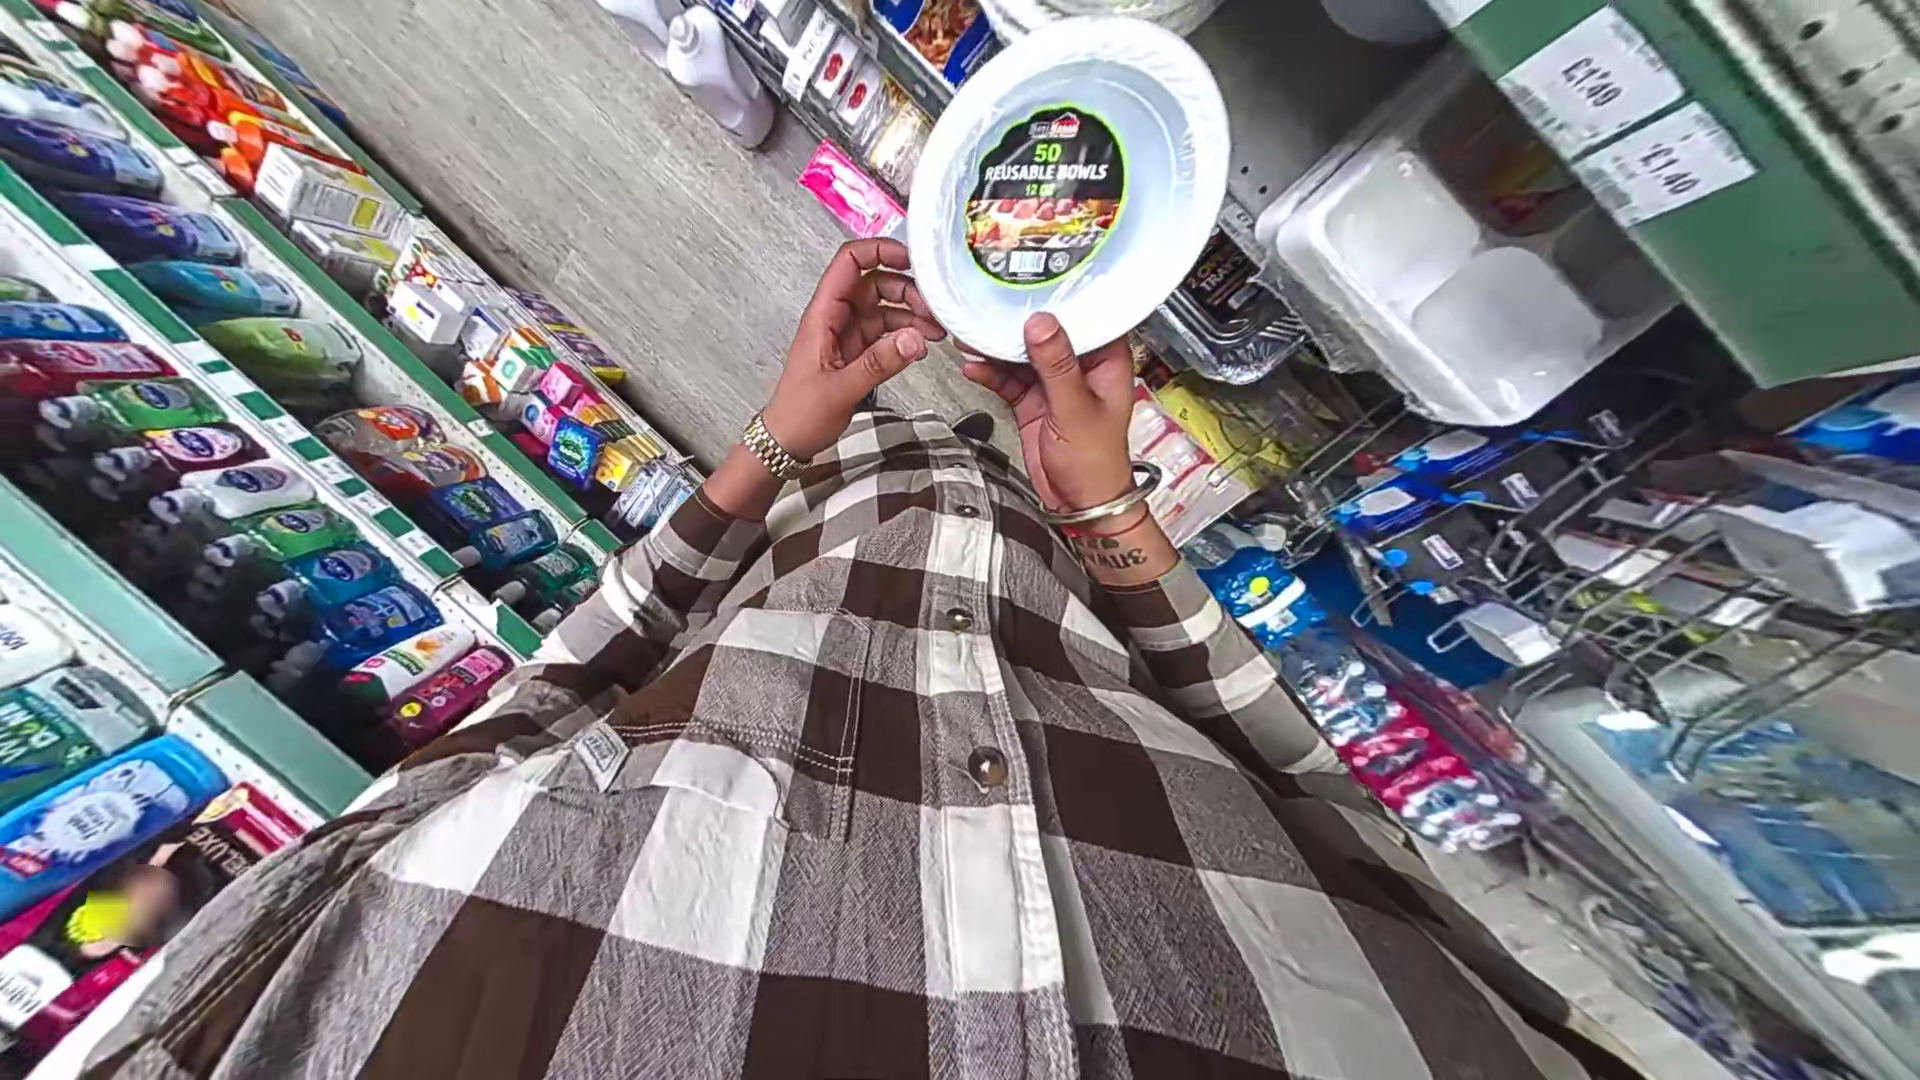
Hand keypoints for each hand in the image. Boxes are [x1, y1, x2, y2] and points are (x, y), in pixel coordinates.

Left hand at [761, 238, 946, 459]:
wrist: (788, 441)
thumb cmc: (801, 414)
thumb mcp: (841, 389)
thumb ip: (879, 363)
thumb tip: (913, 339)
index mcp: (823, 315)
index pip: (849, 263)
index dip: (880, 251)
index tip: (911, 260)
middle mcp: (836, 319)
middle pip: (875, 284)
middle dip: (906, 291)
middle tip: (932, 311)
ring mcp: (848, 336)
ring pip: (884, 310)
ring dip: (910, 316)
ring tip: (935, 332)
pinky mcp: (857, 354)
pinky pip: (885, 335)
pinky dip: (905, 338)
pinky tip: (920, 348)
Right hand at [962, 314, 1134, 512]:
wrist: (1079, 503)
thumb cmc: (1095, 462)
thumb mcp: (1075, 408)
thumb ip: (1056, 365)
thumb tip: (1041, 323)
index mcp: (1106, 361)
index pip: (1086, 315)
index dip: (1061, 295)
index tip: (1032, 276)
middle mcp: (1080, 367)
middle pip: (1047, 333)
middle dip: (1016, 322)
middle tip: (986, 305)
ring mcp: (1053, 385)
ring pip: (1022, 356)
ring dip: (997, 348)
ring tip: (970, 334)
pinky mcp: (1033, 402)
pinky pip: (1009, 380)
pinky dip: (991, 374)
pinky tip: (974, 366)